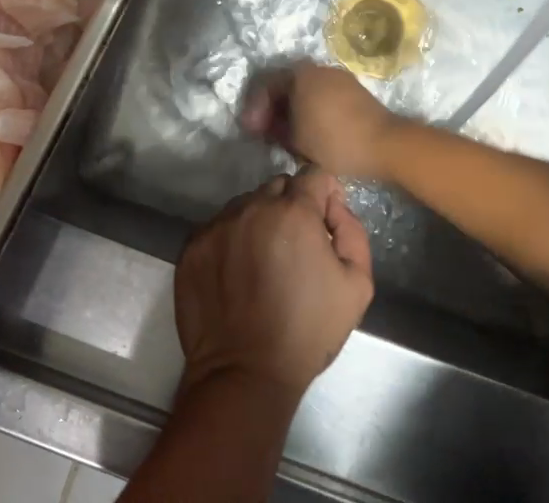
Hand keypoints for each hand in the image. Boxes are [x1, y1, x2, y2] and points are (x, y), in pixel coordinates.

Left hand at [174, 167, 373, 397]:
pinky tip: (237, 274)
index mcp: (294, 212)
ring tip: (264, 262)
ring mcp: (216, 226)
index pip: (313, 176)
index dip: (326, 195)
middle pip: (278, 188)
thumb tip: (336, 208)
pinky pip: (218, 228)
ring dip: (259, 221)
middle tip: (297, 246)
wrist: (244, 372)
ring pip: (246, 206)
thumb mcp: (357, 286)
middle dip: (292, 207)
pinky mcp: (191, 247)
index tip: (326, 221)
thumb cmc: (306, 332)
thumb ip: (353, 232)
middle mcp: (252, 208)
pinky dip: (231, 240)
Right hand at [240, 65, 400, 180]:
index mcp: (299, 75)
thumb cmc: (334, 141)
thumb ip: (275, 128)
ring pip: (304, 90)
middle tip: (266, 132)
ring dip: (291, 110)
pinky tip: (309, 129)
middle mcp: (317, 68)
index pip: (265, 85)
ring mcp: (338, 77)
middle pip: (285, 85)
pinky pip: (321, 95)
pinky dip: (310, 109)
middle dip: (272, 108)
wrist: (386, 144)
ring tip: (287, 134)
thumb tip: (268, 125)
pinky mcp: (353, 89)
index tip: (251, 130)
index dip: (254, 109)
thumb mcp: (295, 139)